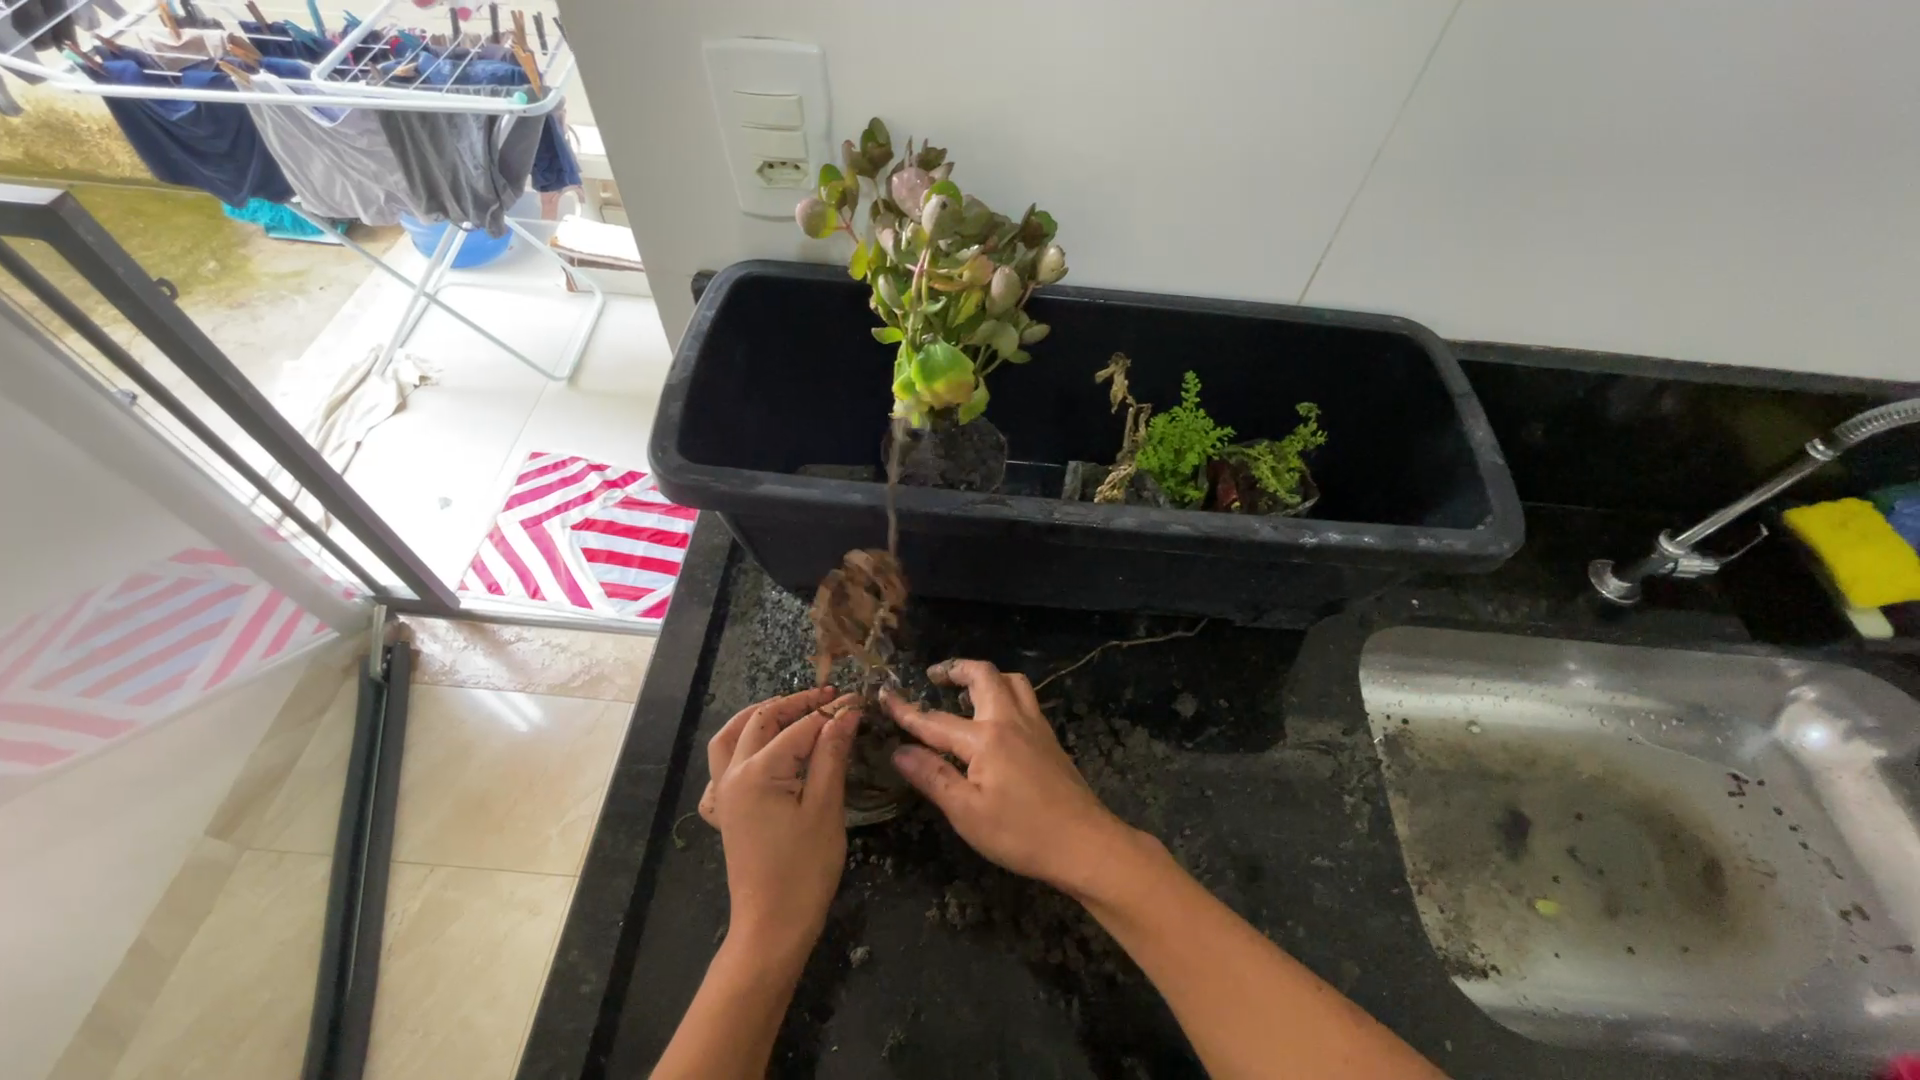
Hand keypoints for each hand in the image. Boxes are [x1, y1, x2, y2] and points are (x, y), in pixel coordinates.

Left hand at [701, 686, 860, 962]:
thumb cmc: (804, 869)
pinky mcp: (725, 809)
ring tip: (791, 709)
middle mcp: (733, 774)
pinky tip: (760, 751)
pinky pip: (722, 765)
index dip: (831, 711)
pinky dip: (739, 745)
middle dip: (795, 703)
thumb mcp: (825, 808)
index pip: (800, 726)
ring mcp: (724, 792)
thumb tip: (845, 714)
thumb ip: (831, 755)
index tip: (857, 699)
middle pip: (761, 720)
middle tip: (829, 698)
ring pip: (732, 736)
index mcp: (759, 771)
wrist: (772, 925)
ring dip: (760, 716)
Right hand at [884, 659, 1135, 894]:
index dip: (906, 710)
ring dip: (985, 677)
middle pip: (983, 676)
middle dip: (956, 669)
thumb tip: (898, 750)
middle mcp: (1011, 720)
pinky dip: (1006, 692)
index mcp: (985, 738)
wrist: (1085, 844)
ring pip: (1011, 681)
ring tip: (965, 690)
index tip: (884, 695)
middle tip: (934, 676)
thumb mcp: (966, 813)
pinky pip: (1026, 699)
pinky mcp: (1050, 739)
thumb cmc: (1021, 834)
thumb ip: (932, 777)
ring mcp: (1035, 727)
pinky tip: (998, 716)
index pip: (935, 721)